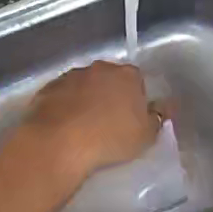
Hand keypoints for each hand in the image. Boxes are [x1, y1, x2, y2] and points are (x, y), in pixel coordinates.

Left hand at [17, 61, 160, 181]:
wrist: (60, 142)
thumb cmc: (111, 139)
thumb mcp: (146, 135)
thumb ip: (157, 117)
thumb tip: (164, 106)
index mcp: (127, 75)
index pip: (137, 80)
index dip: (135, 99)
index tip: (132, 118)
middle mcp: (99, 69)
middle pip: (109, 78)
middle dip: (110, 95)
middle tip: (110, 122)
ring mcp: (71, 76)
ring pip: (84, 85)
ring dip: (86, 99)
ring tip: (85, 126)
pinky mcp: (47, 88)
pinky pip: (62, 95)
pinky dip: (64, 106)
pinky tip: (64, 126)